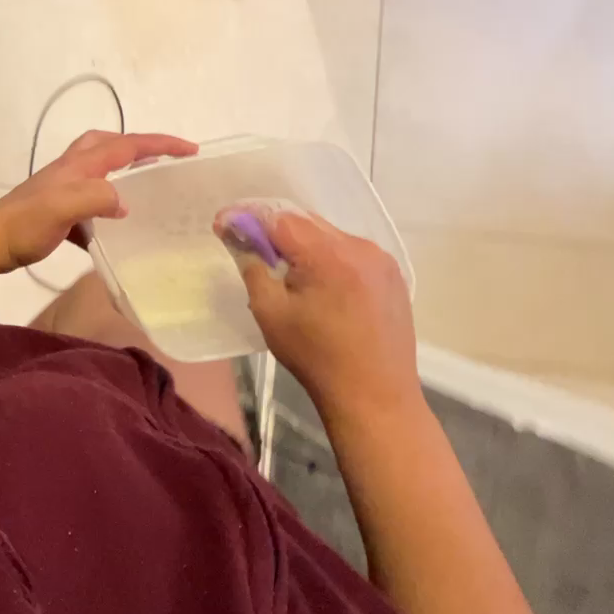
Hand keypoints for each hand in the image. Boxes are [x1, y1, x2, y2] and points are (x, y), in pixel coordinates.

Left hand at [0, 131, 198, 275]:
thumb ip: (96, 198)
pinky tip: (112, 234)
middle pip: (106, 144)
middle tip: (163, 159)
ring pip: (96, 170)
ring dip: (121, 173)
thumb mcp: (64, 208)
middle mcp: (69, 171)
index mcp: (77, 166)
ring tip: (145, 192)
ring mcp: (59, 190)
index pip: (124, 146)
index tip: (190, 149)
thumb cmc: (26, 224)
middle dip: (137, 145)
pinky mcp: (54, 212)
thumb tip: (124, 202)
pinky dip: (102, 209)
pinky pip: (86, 203)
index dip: (157, 144)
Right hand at [223, 203, 419, 419]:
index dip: (246, 217)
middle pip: (303, 221)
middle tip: (245, 243)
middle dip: (270, 227)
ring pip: (326, 233)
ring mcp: (380, 261)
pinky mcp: (390, 275)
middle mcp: (359, 249)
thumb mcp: (268, 310)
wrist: (374, 395)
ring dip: (298, 241)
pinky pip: (347, 250)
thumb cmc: (315, 355)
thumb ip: (252, 265)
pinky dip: (322, 254)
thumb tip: (238, 237)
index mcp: (328, 256)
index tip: (223, 226)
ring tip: (278, 264)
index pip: (278, 218)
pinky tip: (312, 278)